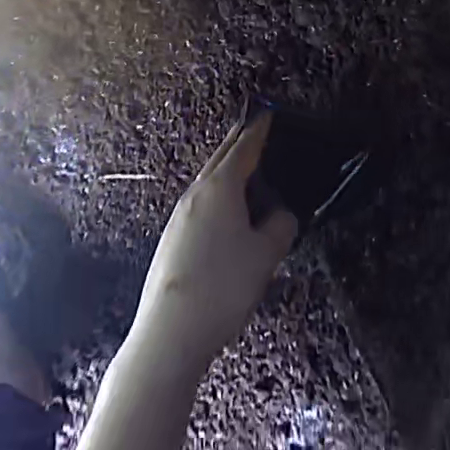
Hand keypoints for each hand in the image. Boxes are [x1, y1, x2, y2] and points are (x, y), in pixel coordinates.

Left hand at [128, 114, 298, 367]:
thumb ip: (281, 226)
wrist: (168, 335)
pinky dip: (218, 195)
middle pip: (220, 158)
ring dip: (226, 170)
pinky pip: (200, 204)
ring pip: (208, 182)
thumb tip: (280, 216)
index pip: (244, 148)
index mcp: (220, 188)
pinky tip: (227, 214)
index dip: (258, 130)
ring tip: (245, 170)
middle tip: (254, 129)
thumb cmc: (222, 286)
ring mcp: (179, 218)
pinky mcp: (171, 241)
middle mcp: (196, 195)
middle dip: (238, 142)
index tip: (267, 114)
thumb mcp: (266, 255)